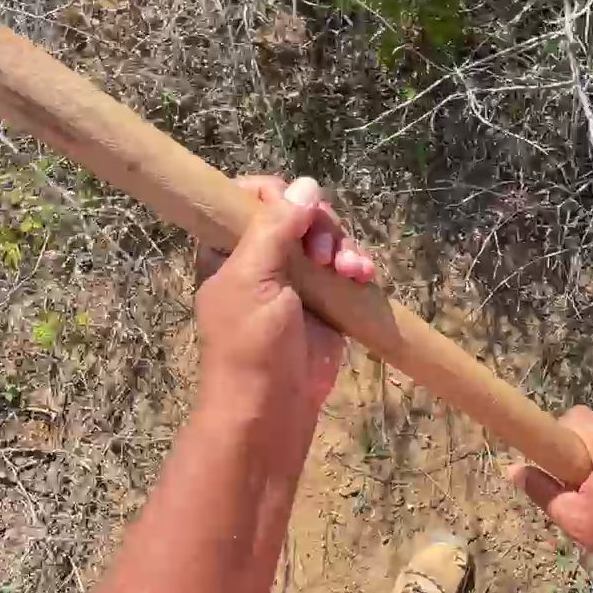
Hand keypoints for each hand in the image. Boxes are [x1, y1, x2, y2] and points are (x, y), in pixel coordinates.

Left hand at [195, 175, 376, 436]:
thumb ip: (276, 228)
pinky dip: (357, 267)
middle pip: (298, 214)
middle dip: (320, 226)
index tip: (296, 213)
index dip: (279, 197)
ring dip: (343, 247)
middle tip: (324, 252)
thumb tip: (307, 185)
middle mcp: (262, 258)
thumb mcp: (254, 279)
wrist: (273, 408)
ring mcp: (296, 279)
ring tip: (351, 271)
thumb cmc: (250, 343)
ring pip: (326, 239)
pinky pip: (345, 268)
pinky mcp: (326, 299)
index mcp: (228, 248)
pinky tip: (364, 277)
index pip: (251, 198)